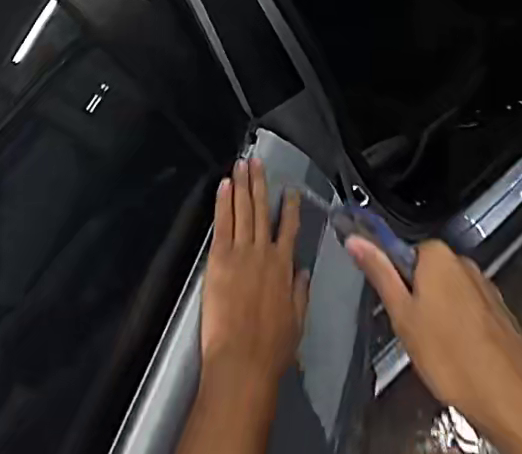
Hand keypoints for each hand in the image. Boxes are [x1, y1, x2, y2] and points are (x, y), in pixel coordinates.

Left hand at [175, 158, 308, 453]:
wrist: (242, 359)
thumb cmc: (272, 348)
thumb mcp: (296, 320)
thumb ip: (300, 291)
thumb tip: (303, 269)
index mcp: (284, 267)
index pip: (289, 228)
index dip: (290, 207)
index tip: (290, 190)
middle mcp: (263, 253)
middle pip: (262, 210)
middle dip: (259, 183)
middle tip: (256, 161)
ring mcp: (240, 252)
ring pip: (242, 209)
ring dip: (241, 185)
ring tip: (240, 165)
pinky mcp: (219, 257)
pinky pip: (222, 222)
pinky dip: (223, 202)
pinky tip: (223, 186)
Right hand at [346, 237, 521, 453]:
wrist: (519, 405)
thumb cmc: (452, 358)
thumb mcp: (403, 315)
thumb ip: (379, 272)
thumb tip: (355, 239)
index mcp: (437, 255)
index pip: (399, 250)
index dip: (391, 277)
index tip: (392, 304)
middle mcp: (464, 263)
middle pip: (424, 272)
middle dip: (415, 296)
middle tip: (410, 329)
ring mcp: (487, 289)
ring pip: (447, 294)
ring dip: (438, 314)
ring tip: (436, 349)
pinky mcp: (502, 315)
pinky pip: (468, 311)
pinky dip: (460, 328)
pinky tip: (459, 356)